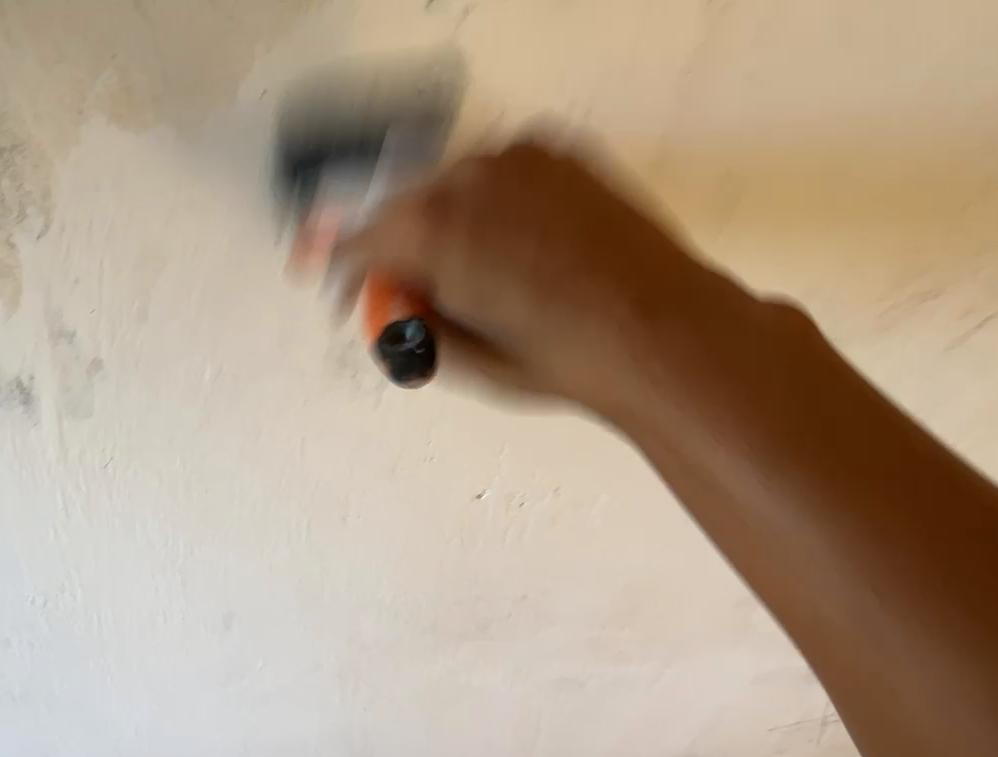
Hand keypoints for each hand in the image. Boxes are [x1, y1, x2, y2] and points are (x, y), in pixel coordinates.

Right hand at [337, 135, 760, 419]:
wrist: (661, 332)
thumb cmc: (573, 352)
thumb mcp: (463, 360)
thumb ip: (408, 325)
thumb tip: (388, 310)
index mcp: (435, 231)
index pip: (359, 243)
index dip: (340, 273)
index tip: (336, 289)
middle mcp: (471, 180)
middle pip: (399, 211)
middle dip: (389, 252)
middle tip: (394, 292)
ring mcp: (517, 160)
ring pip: (444, 188)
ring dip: (434, 227)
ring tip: (453, 279)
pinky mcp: (556, 155)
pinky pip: (492, 176)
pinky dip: (481, 206)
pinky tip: (494, 249)